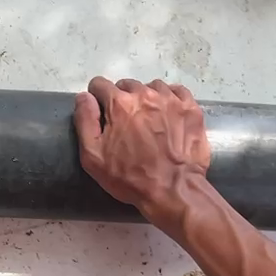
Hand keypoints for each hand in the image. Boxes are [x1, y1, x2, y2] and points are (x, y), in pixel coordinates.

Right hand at [74, 77, 211, 220]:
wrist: (173, 190)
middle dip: (123, 100)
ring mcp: (171, 99)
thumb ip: (85, 121)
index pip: (100, 85)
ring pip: (152, 87)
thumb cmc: (129, 177)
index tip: (102, 114)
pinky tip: (168, 116)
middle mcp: (144, 94)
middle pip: (127, 85)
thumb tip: (84, 96)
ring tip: (149, 121)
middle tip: (127, 124)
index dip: (97, 98)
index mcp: (119, 103)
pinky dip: (170, 99)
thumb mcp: (93, 156)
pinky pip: (177, 92)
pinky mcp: (191, 108)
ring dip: (147, 99)